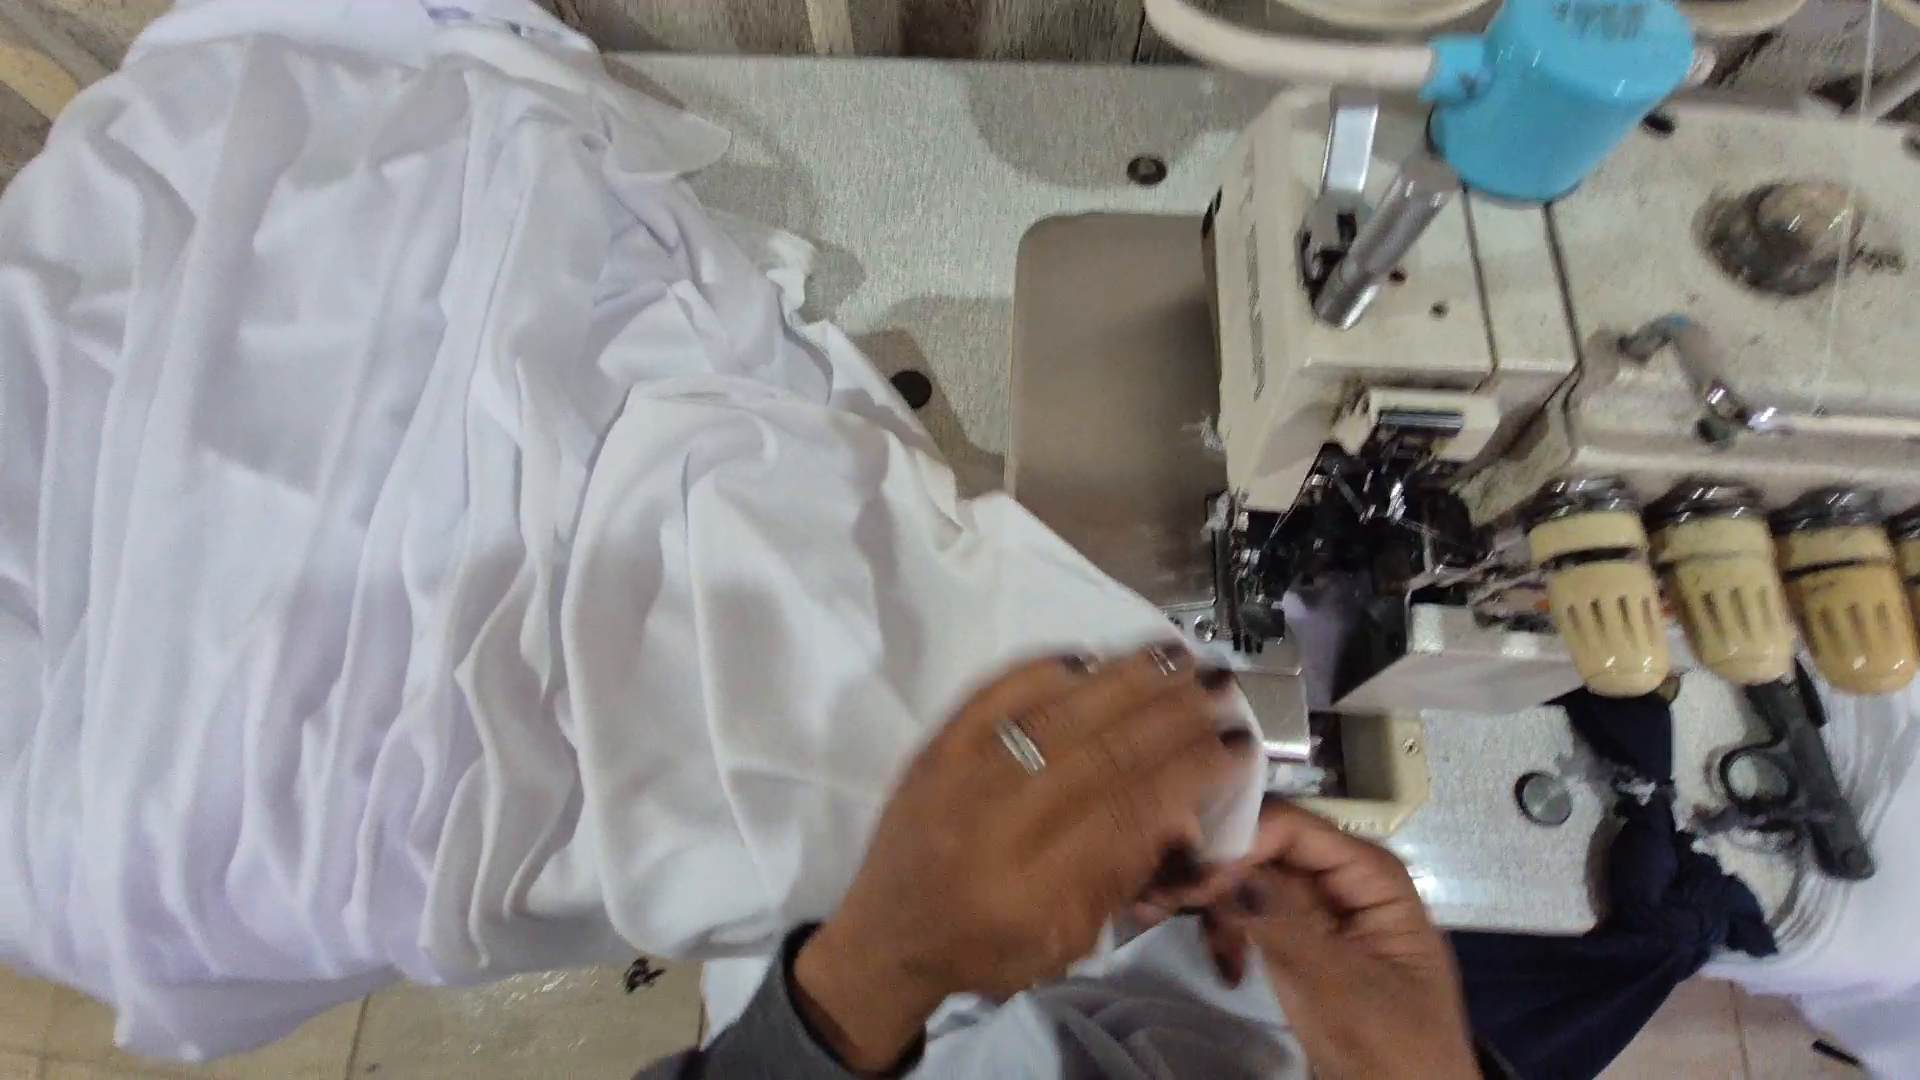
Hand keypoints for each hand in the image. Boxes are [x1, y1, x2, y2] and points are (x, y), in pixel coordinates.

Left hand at [792, 646, 1250, 1073]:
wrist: (885, 932)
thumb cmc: (985, 948)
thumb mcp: (1065, 943)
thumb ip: (1122, 874)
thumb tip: (1180, 804)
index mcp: (1031, 888)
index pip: (1127, 812)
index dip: (1188, 772)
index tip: (1232, 743)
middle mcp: (994, 822)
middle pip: (1097, 752)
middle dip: (1168, 715)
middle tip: (1216, 686)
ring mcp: (958, 773)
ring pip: (1053, 713)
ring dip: (1121, 679)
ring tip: (1173, 655)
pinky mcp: (936, 744)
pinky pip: (994, 692)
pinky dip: (1043, 669)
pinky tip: (1089, 656)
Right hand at [1200, 801, 1478, 1079]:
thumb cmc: (1389, 1046)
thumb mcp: (1336, 981)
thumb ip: (1282, 915)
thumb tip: (1222, 863)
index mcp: (1369, 870)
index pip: (1291, 826)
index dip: (1241, 842)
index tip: (1198, 879)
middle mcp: (1340, 871)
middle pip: (1264, 843)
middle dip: (1218, 873)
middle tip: (1173, 903)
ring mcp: (1316, 900)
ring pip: (1247, 872)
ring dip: (1217, 905)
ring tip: (1211, 949)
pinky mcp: (1296, 928)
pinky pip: (1248, 905)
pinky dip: (1228, 929)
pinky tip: (1228, 966)